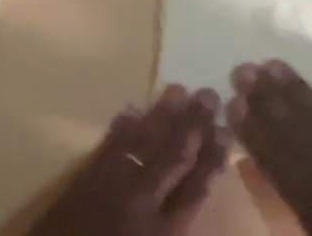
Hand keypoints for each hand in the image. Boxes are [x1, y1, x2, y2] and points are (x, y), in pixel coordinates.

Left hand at [27, 85, 228, 235]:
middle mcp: (143, 203)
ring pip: (143, 144)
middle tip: (209, 94)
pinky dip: (122, 128)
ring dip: (162, 116)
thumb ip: (175, 224)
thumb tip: (193, 191)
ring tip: (178, 90)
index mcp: (165, 233)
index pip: (197, 188)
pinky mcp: (84, 182)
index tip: (226, 130)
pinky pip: (108, 147)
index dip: (214, 159)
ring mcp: (112, 188)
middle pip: (175, 157)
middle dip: (195, 125)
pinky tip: (133, 110)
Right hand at [229, 60, 311, 235]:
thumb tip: (260, 171)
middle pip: (291, 124)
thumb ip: (291, 202)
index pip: (272, 155)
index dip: (250, 128)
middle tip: (242, 68)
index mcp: (310, 196)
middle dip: (264, 96)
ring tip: (273, 62)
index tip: (231, 102)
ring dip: (296, 85)